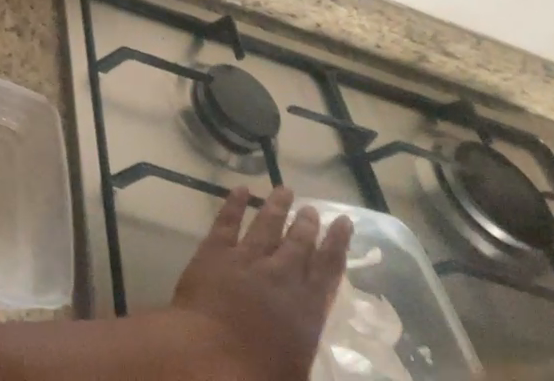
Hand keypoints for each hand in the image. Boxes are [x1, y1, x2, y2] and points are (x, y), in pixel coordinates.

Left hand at [165, 186, 352, 380]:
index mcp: (306, 308)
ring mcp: (246, 260)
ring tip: (284, 190)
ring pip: (266, 226)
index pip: (328, 269)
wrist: (209, 355)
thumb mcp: (297, 374)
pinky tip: (240, 189)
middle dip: (306, 224)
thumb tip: (306, 353)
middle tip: (312, 208)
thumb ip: (305, 355)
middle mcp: (281, 276)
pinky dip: (233, 204)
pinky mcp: (214, 253)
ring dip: (276, 207)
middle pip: (298, 242)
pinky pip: (227, 222)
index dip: (337, 243)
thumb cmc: (258, 375)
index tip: (344, 223)